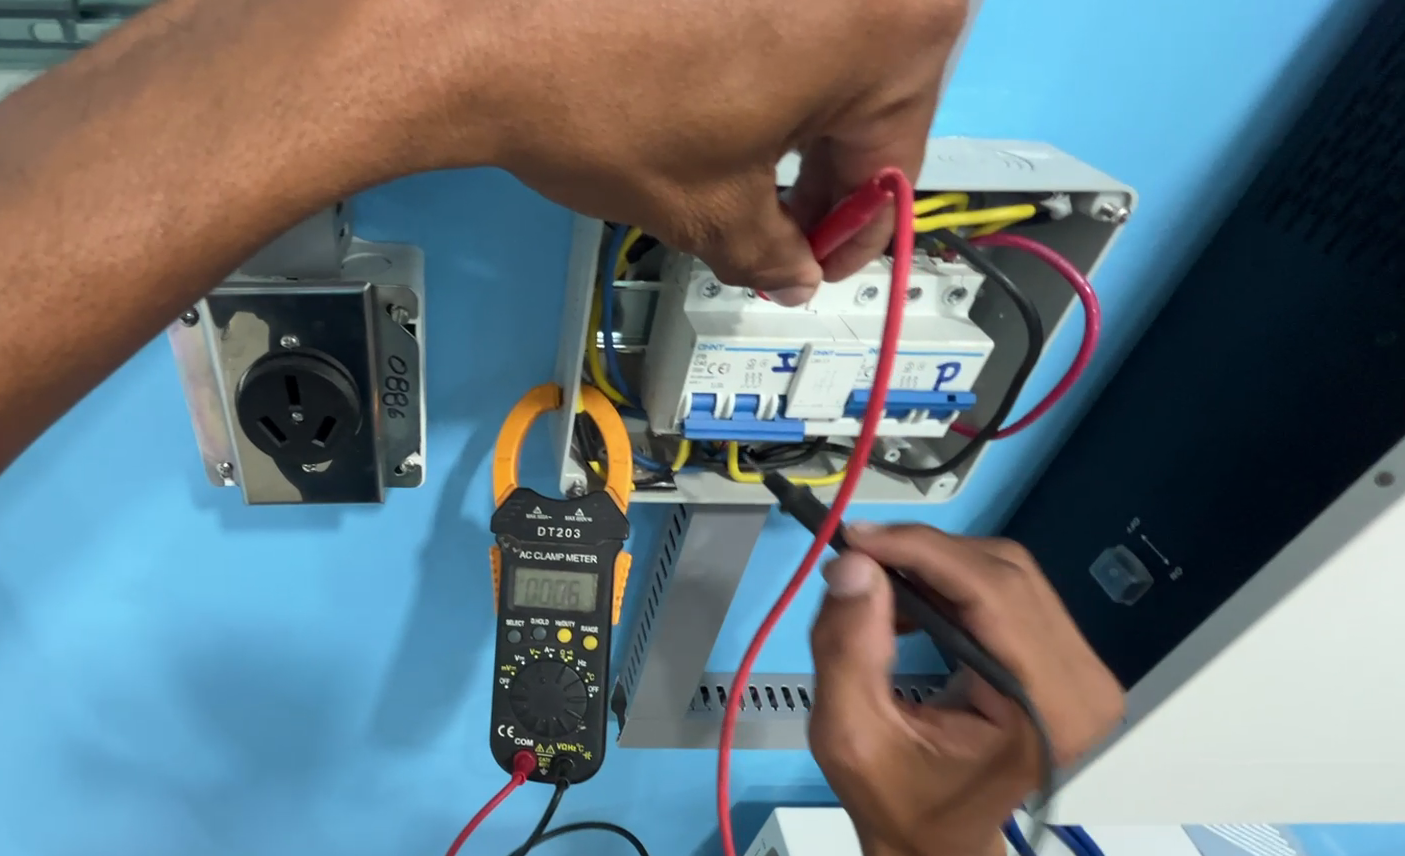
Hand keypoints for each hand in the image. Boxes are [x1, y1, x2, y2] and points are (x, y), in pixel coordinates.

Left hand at [431, 0, 969, 296]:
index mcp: (901, 31)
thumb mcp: (708, 212)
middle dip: (820, 183)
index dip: (848, 238)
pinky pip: (793, 22)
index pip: (893, 168)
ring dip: (796, 132)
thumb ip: (771, 254)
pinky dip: (770, 78)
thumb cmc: (617, 121)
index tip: (810, 269)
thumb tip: (798, 280)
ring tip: (739, 183)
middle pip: (872, 105)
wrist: (504, 38)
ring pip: (833, 63)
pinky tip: (724, 113)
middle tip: (772, 237)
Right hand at [807, 526, 1123, 855]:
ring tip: (868, 588)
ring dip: (931, 566)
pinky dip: (946, 585)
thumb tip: (851, 564)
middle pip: (1005, 572)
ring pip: (1006, 575)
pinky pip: (1005, 595)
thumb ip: (847, 647)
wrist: (934, 848)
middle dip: (921, 553)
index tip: (848, 536)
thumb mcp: (847, 732)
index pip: (992, 590)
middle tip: (849, 559)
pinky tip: (901, 606)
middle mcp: (1083, 681)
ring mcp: (1080, 673)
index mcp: (1046, 705)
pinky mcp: (1060, 667)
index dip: (919, 550)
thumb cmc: (891, 802)